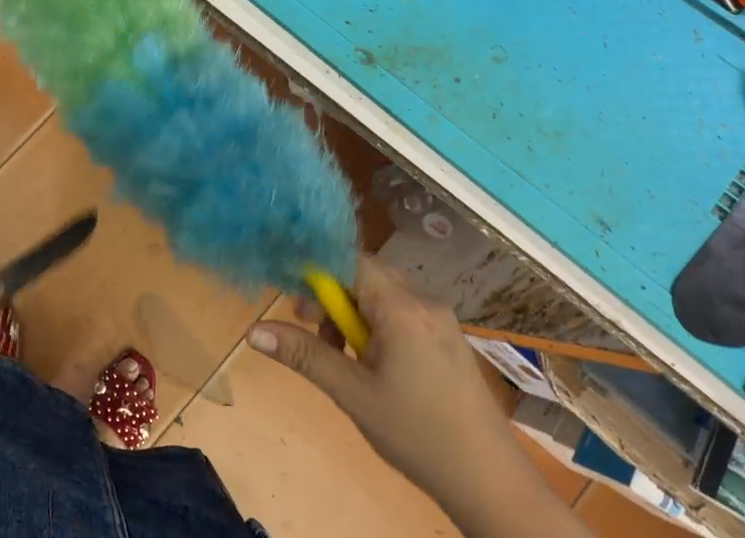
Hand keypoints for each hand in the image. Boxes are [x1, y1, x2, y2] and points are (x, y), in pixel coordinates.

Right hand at [246, 257, 522, 507]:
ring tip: (336, 355)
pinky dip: (374, 328)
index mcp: (402, 309)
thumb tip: (253, 332)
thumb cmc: (418, 434)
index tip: (285, 283)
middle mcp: (425, 304)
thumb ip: (304, 355)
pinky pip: (401, 316)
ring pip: (382, 297)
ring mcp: (441, 323)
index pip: (349, 260)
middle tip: (304, 324)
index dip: (314, 264)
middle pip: (364, 275)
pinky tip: (368, 365)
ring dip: (350, 314)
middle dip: (329, 294)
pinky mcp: (448, 343)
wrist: (491, 483)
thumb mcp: (352, 394)